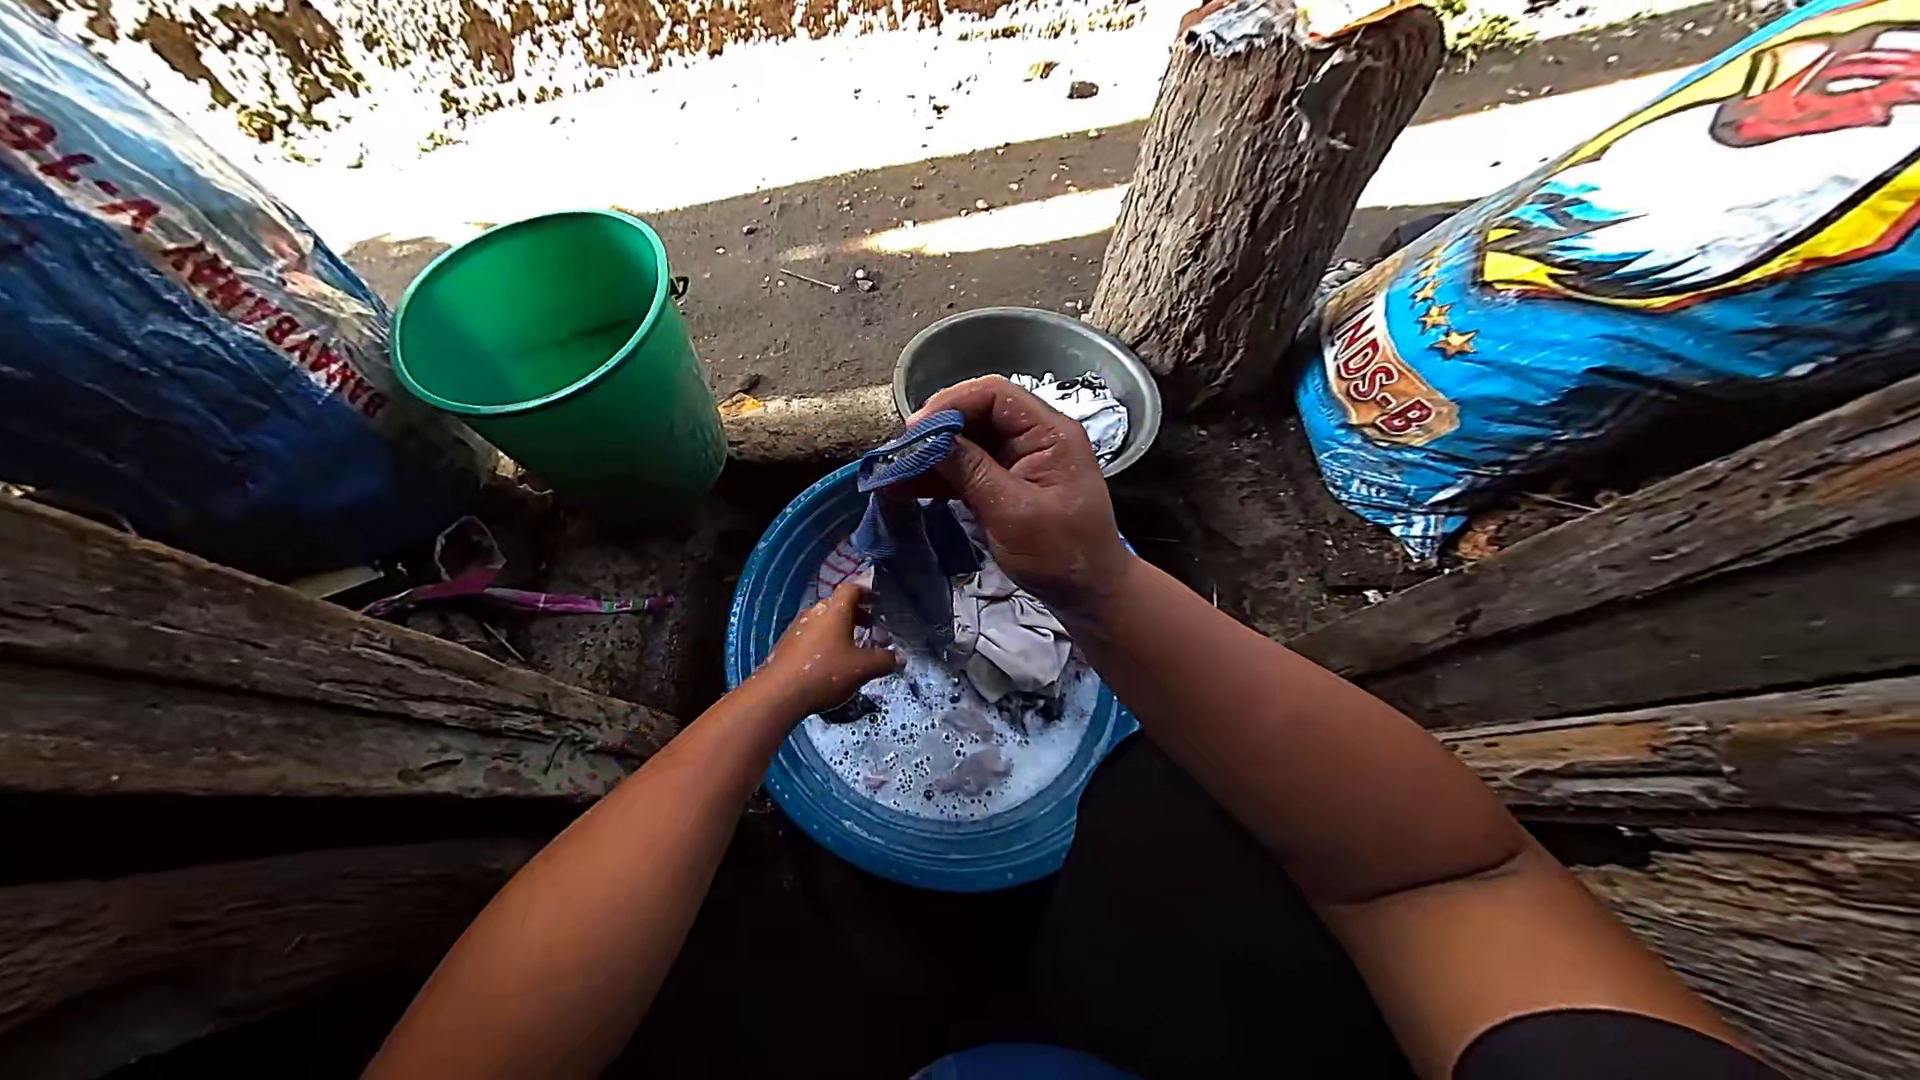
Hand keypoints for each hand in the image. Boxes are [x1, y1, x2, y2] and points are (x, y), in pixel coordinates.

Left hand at [755, 581, 899, 716]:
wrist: (779, 693)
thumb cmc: (825, 672)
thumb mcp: (863, 668)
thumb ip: (884, 661)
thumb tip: (899, 658)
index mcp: (835, 611)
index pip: (851, 589)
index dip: (866, 592)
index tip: (877, 602)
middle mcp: (814, 613)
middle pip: (837, 604)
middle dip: (855, 613)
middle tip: (869, 627)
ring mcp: (797, 628)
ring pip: (822, 620)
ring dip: (839, 628)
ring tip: (851, 647)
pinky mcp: (786, 645)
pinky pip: (810, 635)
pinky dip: (824, 641)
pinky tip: (829, 662)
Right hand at [910, 375, 1132, 615]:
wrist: (1088, 593)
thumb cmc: (1062, 555)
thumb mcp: (1014, 513)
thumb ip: (972, 472)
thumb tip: (929, 438)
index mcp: (1049, 433)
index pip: (995, 395)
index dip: (951, 405)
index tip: (916, 430)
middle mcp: (1034, 438)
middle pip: (976, 415)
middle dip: (935, 432)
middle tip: (900, 454)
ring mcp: (1019, 461)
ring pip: (967, 443)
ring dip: (931, 457)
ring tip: (895, 474)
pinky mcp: (1006, 484)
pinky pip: (967, 470)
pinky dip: (940, 477)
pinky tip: (909, 487)